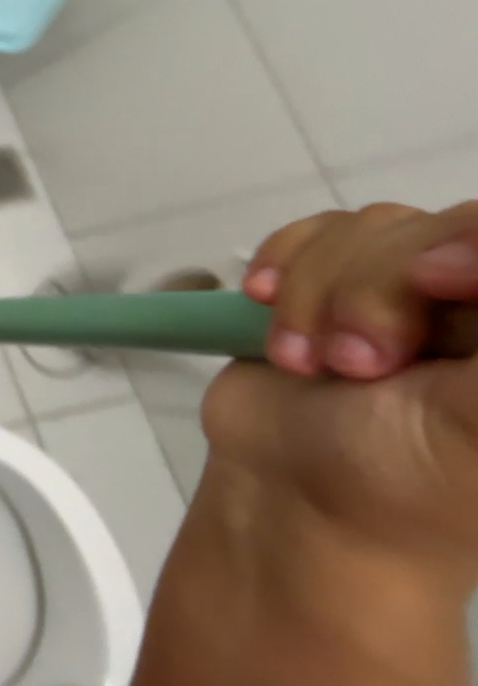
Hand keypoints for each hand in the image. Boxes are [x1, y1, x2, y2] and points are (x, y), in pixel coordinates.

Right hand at [205, 202, 477, 578]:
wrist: (288, 491)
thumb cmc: (404, 478)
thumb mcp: (476, 420)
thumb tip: (470, 262)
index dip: (469, 244)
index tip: (430, 282)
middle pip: (438, 229)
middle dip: (371, 292)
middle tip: (354, 365)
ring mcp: (408, 289)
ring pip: (367, 229)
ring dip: (313, 294)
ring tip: (303, 361)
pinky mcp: (332, 282)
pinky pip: (312, 232)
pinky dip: (279, 264)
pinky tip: (262, 307)